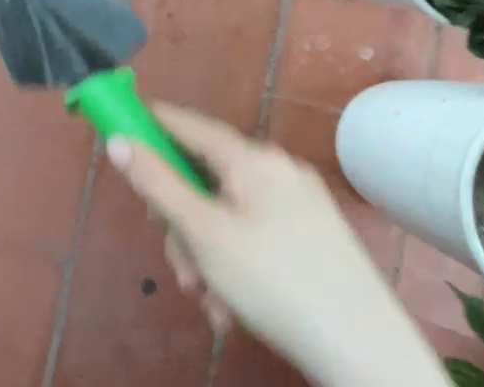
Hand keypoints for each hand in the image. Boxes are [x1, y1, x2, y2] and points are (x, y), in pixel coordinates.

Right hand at [109, 104, 446, 386]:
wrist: (372, 360)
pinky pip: (251, 236)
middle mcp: (278, 174)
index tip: (111, 129)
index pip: (185, 123)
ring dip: (202, 253)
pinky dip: (232, 264)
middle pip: (200, 178)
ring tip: (207, 296)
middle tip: (178, 260)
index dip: (145, 122)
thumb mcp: (201, 232)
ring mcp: (300, 208)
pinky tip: (231, 305)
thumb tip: (116, 140)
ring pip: (221, 214)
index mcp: (253, 162)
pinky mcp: (313, 240)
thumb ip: (155, 182)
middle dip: (179, 221)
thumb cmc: (276, 283)